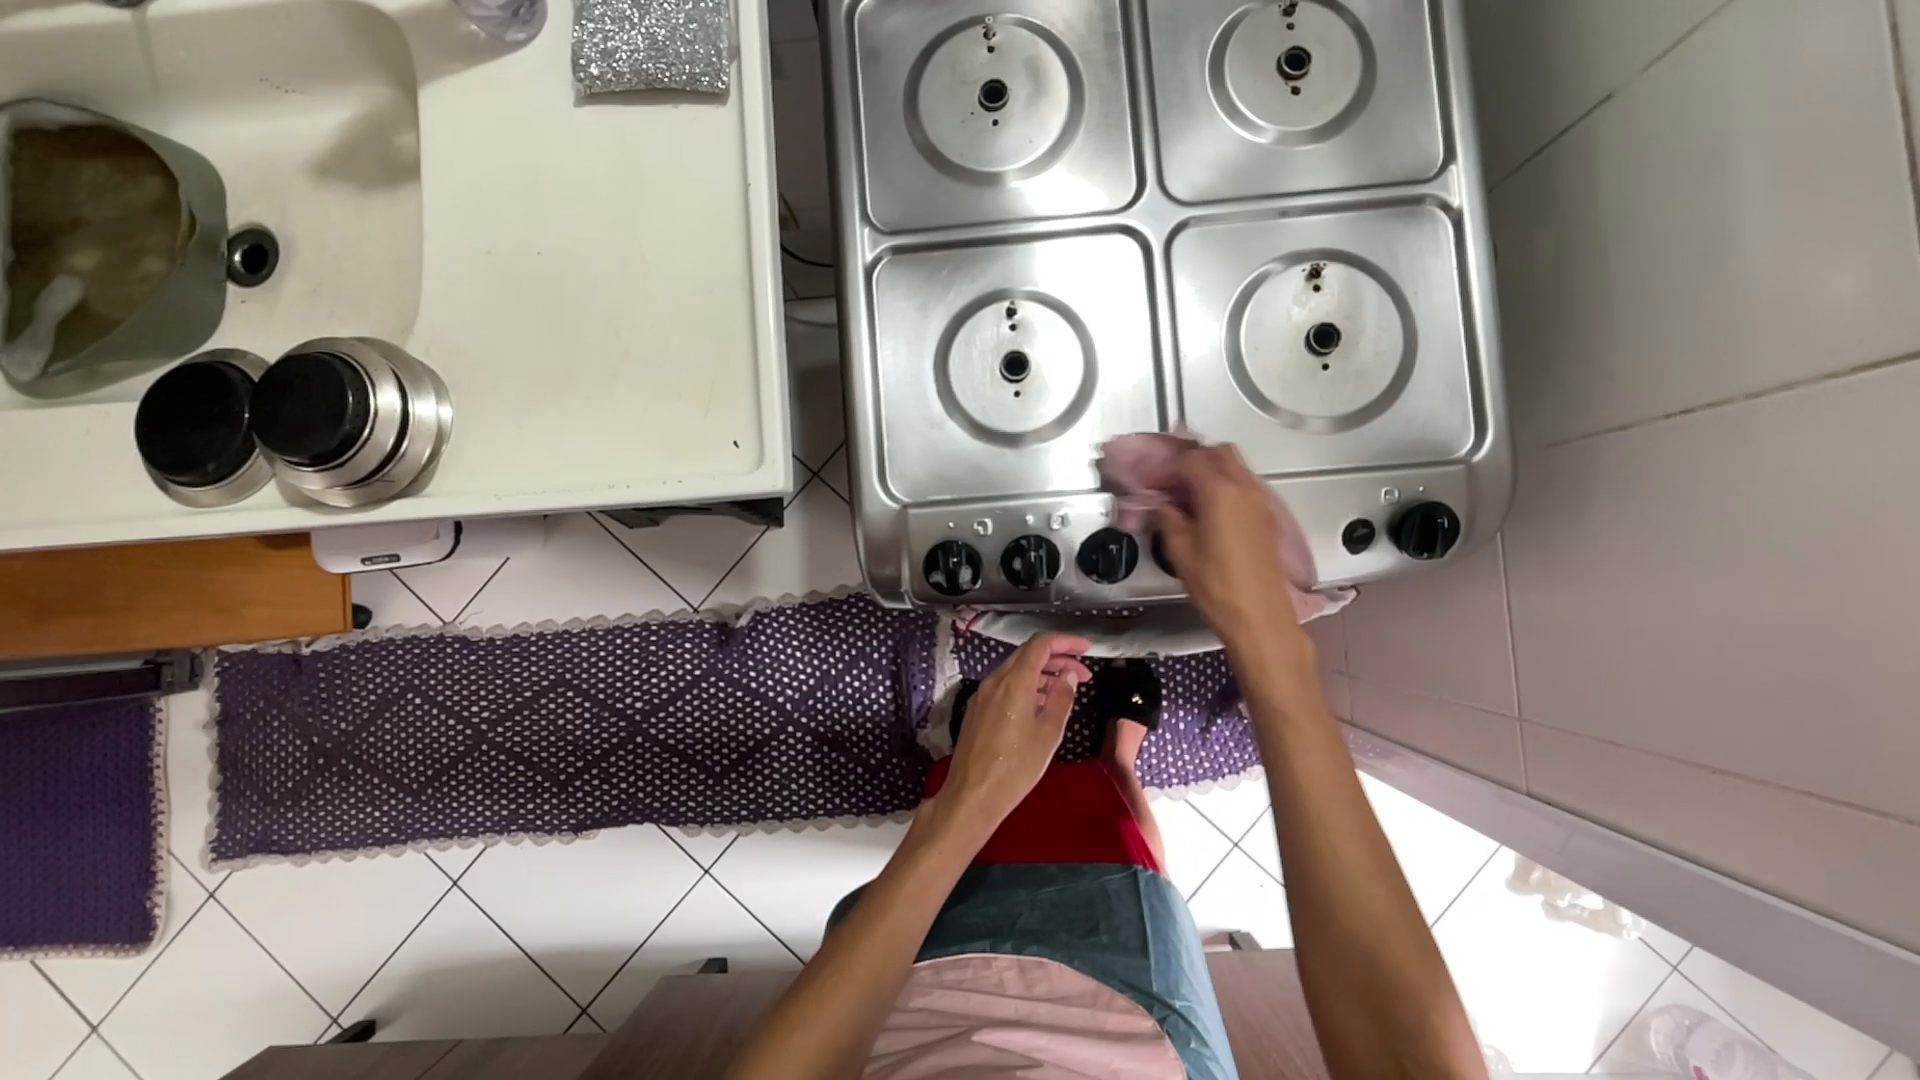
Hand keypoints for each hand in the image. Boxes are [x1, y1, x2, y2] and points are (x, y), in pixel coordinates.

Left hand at [940, 634, 1092, 827]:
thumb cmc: (1016, 767)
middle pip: (1027, 653)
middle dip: (1057, 657)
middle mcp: (995, 680)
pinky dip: (1026, 685)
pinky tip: (1040, 704)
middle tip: (1083, 674)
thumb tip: (1068, 675)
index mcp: (1014, 681)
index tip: (1087, 648)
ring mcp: (983, 694)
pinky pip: (1004, 685)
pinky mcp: (977, 709)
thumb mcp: (1049, 733)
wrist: (973, 795)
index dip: (1066, 641)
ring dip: (1042, 673)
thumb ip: (1061, 698)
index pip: (1041, 644)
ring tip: (1066, 690)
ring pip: (1015, 669)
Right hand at [1157, 444, 1312, 658]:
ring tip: (1187, 495)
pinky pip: (1245, 486)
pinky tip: (1208, 510)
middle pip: (1218, 452)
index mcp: (1220, 491)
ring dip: (1210, 471)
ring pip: (1235, 466)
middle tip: (1170, 481)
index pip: (1190, 460)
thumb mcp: (1180, 551)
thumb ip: (1168, 519)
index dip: (1165, 468)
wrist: (1260, 616)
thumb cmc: (1217, 586)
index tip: (1150, 483)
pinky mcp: (1268, 516)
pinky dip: (1225, 486)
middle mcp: (1245, 488)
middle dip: (1192, 460)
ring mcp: (1261, 501)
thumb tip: (1163, 507)